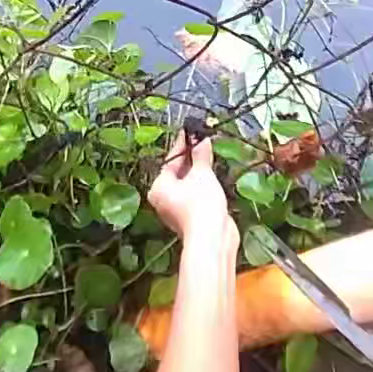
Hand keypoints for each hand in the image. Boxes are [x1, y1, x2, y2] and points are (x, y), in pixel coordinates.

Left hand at [148, 131, 235, 253]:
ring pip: (188, 183)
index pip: (171, 160)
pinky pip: (195, 194)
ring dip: (199, 171)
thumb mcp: (202, 174)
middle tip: (202, 141)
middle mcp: (164, 198)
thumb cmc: (200, 205)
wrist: (213, 239)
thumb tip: (202, 139)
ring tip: (209, 154)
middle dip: (191, 158)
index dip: (183, 145)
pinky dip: (203, 184)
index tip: (190, 132)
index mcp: (159, 186)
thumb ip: (201, 155)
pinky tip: (213, 175)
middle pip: (178, 172)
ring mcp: (177, 209)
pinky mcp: (191, 216)